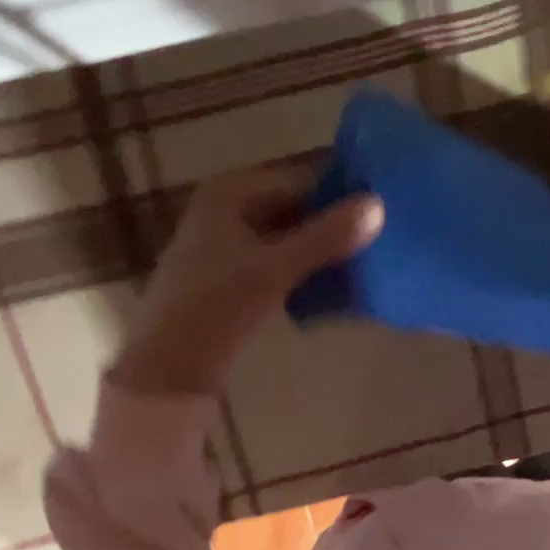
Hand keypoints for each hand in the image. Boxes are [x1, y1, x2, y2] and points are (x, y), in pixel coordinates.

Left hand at [108, 168, 383, 394]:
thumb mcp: (274, 269)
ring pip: (288, 238)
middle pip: (294, 209)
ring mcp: (227, 244)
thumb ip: (325, 237)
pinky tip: (334, 290)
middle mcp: (226, 209)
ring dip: (321, 252)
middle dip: (332, 227)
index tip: (382, 216)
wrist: (168, 368)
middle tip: (380, 244)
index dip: (340, 197)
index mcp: (230, 192)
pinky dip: (304, 272)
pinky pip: (278, 263)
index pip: (300, 181)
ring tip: (364, 267)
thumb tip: (379, 205)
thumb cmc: (215, 308)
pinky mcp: (231, 278)